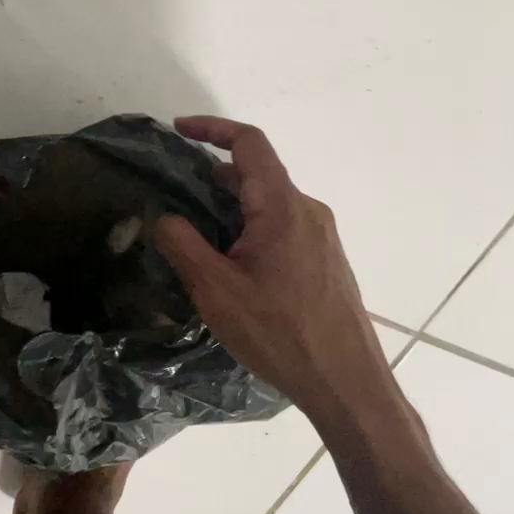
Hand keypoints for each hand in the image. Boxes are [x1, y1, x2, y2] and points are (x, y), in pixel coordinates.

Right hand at [153, 116, 397, 429]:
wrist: (348, 385)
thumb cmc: (280, 334)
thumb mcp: (215, 290)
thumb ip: (182, 244)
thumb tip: (164, 217)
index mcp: (282, 208)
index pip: (249, 144)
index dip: (212, 128)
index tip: (177, 130)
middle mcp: (307, 211)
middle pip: (257, 172)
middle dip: (211, 173)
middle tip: (172, 192)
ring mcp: (321, 236)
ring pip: (268, 202)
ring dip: (228, 204)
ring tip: (192, 232)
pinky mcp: (324, 261)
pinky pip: (280, 226)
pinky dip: (247, 225)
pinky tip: (227, 262)